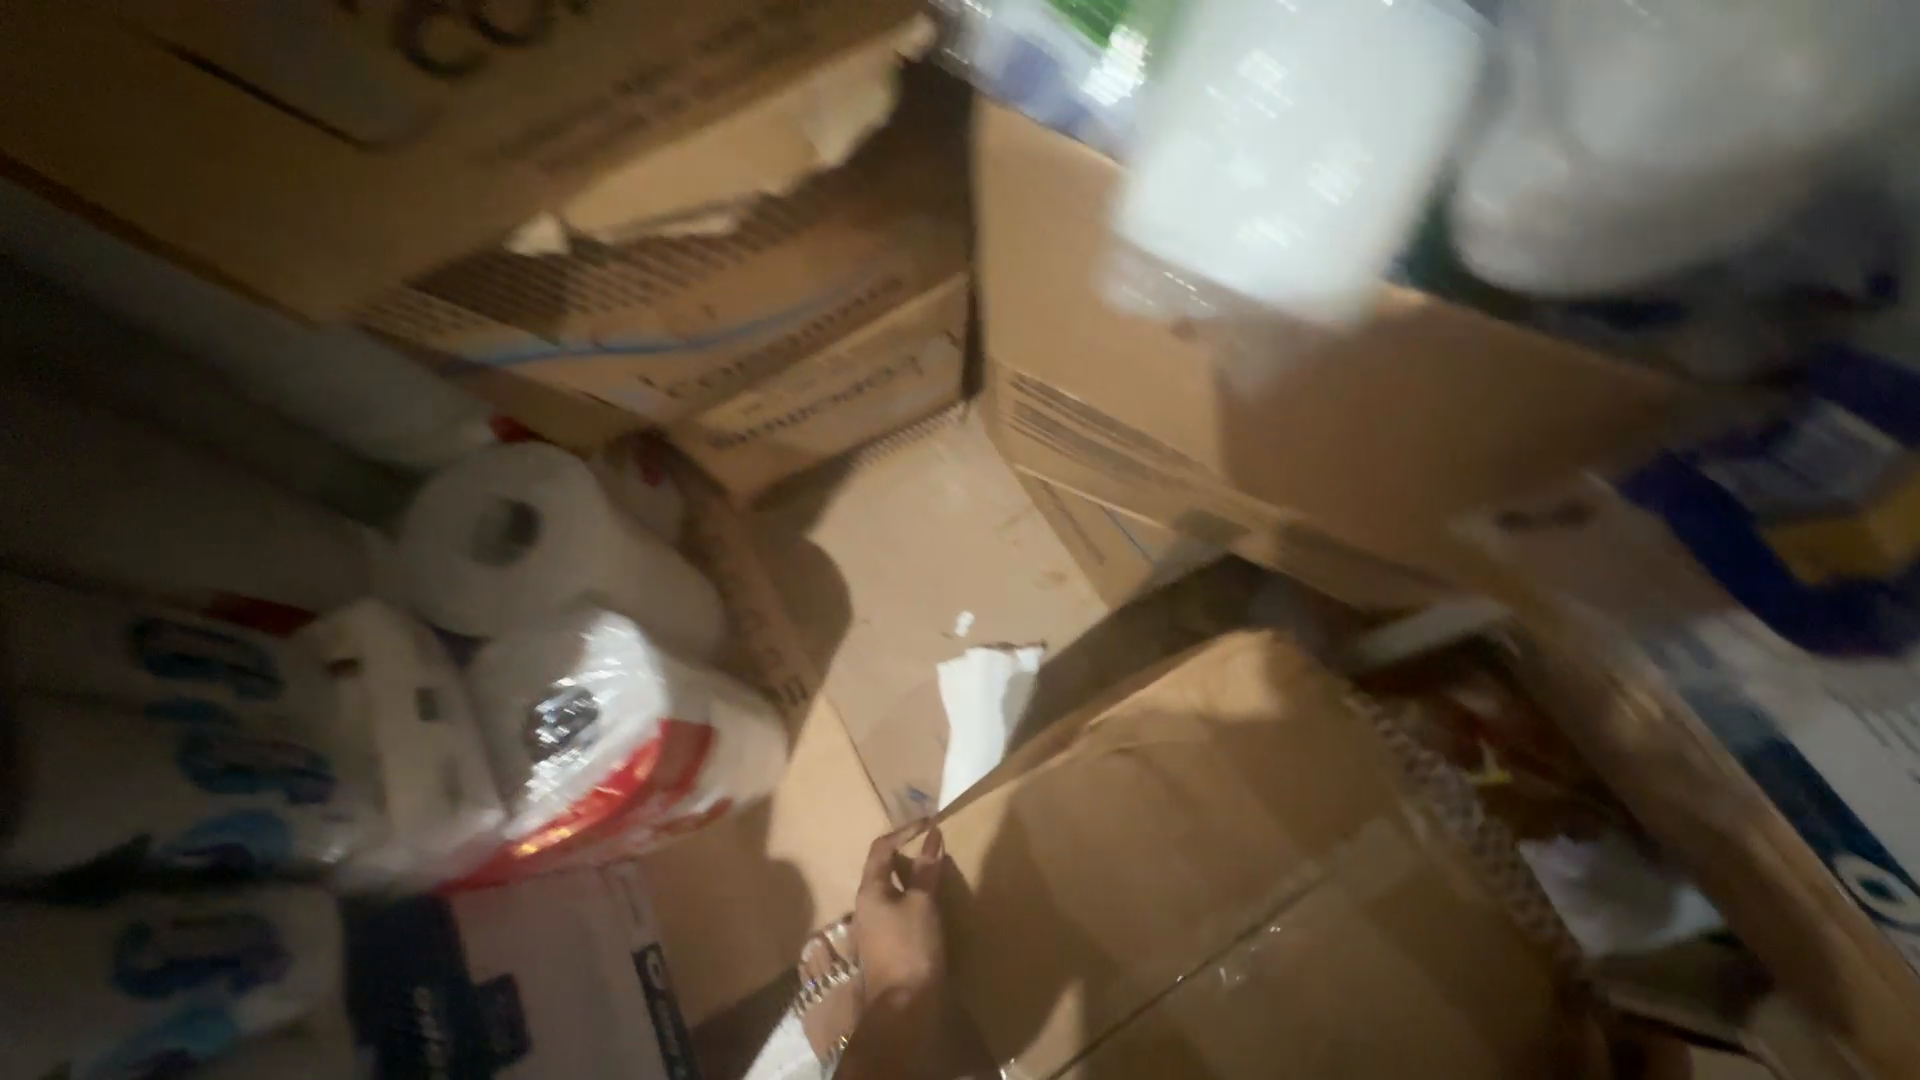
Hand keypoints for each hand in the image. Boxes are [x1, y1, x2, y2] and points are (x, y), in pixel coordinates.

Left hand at [853, 823, 946, 1004]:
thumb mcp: (922, 903)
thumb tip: (932, 835)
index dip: (905, 830)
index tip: (930, 823)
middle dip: (908, 852)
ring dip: (912, 875)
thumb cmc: (910, 947)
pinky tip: (932, 902)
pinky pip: (899, 907)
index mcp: (870, 889)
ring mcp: (874, 926)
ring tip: (937, 869)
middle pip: (883, 867)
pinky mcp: (886, 943)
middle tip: (934, 844)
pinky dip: (914, 896)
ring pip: (892, 888)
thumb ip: (926, 870)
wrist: (903, 1007)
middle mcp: (866, 904)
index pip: (882, 846)